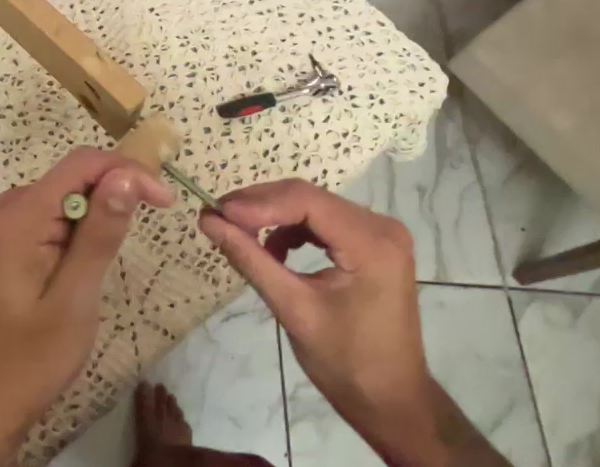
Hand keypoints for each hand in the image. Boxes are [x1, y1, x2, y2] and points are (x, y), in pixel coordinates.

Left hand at [0, 148, 173, 465]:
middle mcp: (14, 206)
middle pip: (76, 172)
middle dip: (120, 184)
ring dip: (106, 203)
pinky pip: (61, 209)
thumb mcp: (76, 297)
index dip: (126, 170)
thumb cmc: (35, 355)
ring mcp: (14, 220)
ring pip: (72, 190)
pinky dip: (89, 219)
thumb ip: (99, 234)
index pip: (81, 165)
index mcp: (22, 216)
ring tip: (134, 233)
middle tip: (159, 212)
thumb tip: (125, 177)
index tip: (165, 200)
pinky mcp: (20, 235)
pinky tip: (102, 246)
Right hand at [199, 180, 506, 466]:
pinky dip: (293, 229)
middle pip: (308, 197)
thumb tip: (208, 221)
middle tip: (217, 217)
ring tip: (237, 232)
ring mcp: (379, 233)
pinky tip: (273, 250)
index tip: (215, 213)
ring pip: (313, 206)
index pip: (305, 201)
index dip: (257, 203)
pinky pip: (323, 220)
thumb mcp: (293, 309)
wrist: (391, 402)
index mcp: (372, 243)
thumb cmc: (346, 363)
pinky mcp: (372, 243)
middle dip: (259, 206)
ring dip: (273, 215)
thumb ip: (250, 259)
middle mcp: (381, 226)